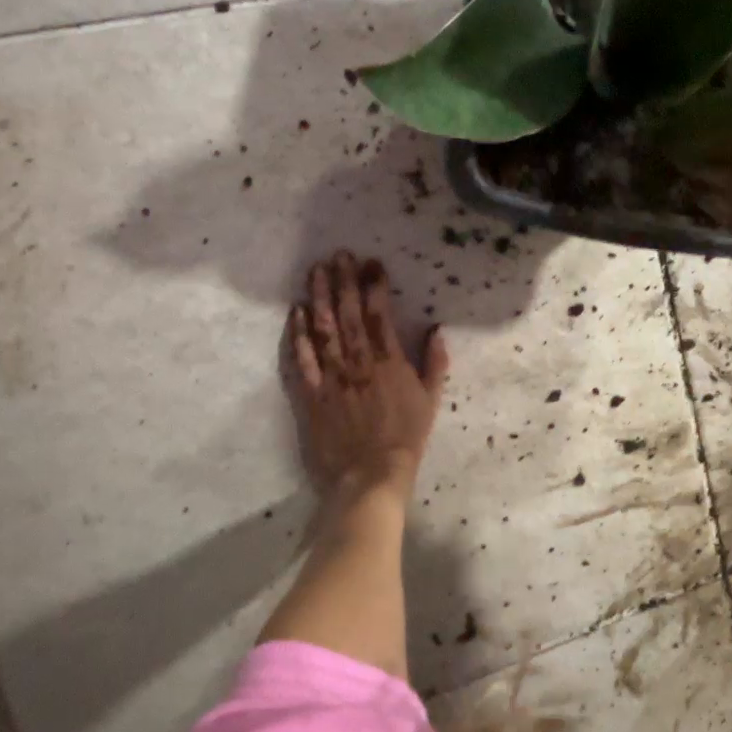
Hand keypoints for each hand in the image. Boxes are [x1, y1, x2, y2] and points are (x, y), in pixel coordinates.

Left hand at [286, 251, 448, 503]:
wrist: (370, 477)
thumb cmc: (405, 440)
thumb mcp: (431, 401)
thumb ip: (434, 363)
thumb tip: (436, 330)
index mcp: (389, 362)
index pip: (380, 314)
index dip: (375, 285)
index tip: (371, 262)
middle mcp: (358, 362)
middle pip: (349, 314)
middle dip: (343, 281)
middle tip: (338, 255)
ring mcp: (332, 377)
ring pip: (323, 329)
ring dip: (318, 297)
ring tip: (315, 271)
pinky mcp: (311, 395)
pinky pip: (302, 359)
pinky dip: (298, 334)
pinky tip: (295, 312)